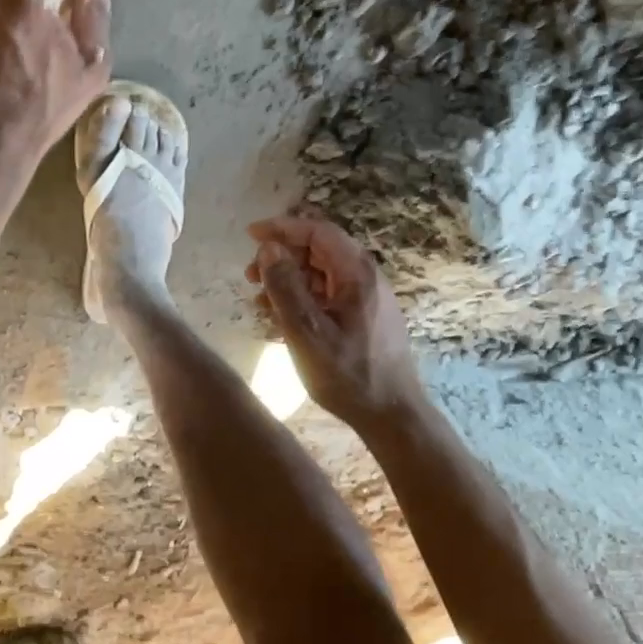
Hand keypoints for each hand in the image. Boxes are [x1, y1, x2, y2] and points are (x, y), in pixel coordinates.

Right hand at [247, 213, 425, 426]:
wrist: (392, 415)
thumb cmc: (348, 375)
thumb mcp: (307, 332)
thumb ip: (285, 287)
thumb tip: (269, 249)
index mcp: (357, 274)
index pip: (318, 232)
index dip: (282, 228)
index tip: (250, 235)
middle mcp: (366, 278)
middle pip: (319, 250)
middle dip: (282, 256)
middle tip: (250, 276)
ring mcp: (368, 298)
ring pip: (322, 273)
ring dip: (289, 279)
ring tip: (260, 301)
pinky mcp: (365, 317)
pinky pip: (329, 294)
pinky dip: (302, 297)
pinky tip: (281, 319)